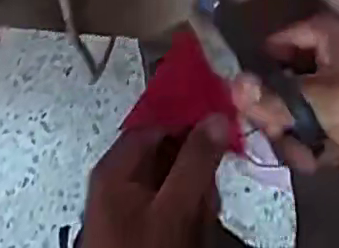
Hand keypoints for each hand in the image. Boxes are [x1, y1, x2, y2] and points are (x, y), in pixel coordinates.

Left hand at [79, 117, 228, 247]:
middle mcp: (119, 176)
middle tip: (211, 181)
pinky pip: (170, 198)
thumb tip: (218, 117)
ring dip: (196, 186)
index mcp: (116, 165)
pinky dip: (188, 205)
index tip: (222, 120)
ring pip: (174, 172)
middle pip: (169, 145)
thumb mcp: (173, 208)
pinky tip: (196, 224)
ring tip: (203, 210)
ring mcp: (128, 202)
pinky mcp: (139, 223)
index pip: (160, 117)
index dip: (192, 116)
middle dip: (197, 161)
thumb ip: (197, 159)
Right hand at [230, 12, 338, 205]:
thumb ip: (274, 96)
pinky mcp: (331, 123)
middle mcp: (326, 57)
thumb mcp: (321, 103)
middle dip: (275, 110)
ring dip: (289, 134)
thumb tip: (233, 83)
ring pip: (286, 108)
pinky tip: (316, 160)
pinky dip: (303, 147)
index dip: (262, 60)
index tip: (245, 90)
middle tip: (278, 129)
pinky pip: (300, 131)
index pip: (280, 37)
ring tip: (303, 150)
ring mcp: (329, 92)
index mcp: (328, 36)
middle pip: (278, 76)